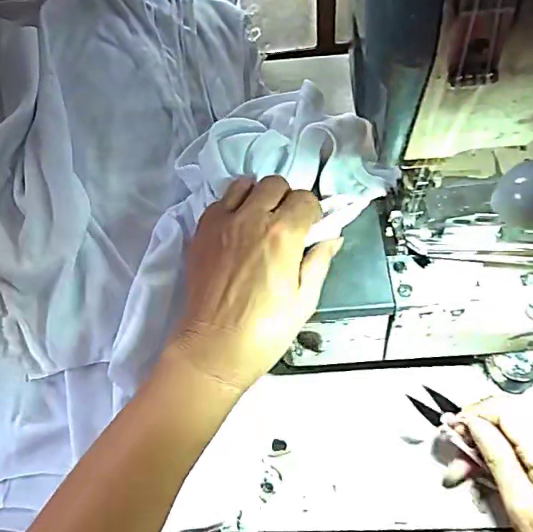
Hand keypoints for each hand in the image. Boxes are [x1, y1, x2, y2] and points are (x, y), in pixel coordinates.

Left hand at [164, 175, 341, 393]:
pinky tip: (236, 231)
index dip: (313, 213)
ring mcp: (221, 223)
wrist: (214, 347)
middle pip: (275, 184)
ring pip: (244, 185)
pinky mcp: (200, 233)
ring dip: (257, 197)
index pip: (305, 199)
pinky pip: (218, 202)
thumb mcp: (305, 300)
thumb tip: (331, 238)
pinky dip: (231, 208)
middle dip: (286, 199)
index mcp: (282, 235)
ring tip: (260, 221)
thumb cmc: (263, 332)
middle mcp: (250, 219)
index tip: (311, 230)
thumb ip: (319, 261)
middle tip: (287, 224)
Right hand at [456, 367, 532, 531]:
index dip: (472, 416)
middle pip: (507, 407)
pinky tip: (490, 461)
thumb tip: (475, 427)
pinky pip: (524, 431)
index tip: (452, 432)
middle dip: (476, 423)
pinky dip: (502, 440)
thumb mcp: (521, 507)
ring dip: (487, 433)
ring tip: (470, 461)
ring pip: (513, 417)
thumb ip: (497, 460)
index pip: (502, 409)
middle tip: (457, 449)